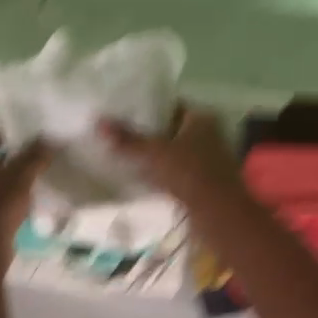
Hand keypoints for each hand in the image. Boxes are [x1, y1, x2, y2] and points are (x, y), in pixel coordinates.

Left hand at [0, 136, 47, 261]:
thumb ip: (35, 155)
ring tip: (34, 171)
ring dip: (9, 174)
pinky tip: (24, 194)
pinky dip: (5, 192)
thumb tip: (48, 139)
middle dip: (11, 155)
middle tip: (36, 152)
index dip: (10, 134)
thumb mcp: (21, 175)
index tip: (31, 136)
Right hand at [101, 105, 243, 208]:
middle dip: (150, 133)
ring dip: (157, 154)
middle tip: (122, 135)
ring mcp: (211, 157)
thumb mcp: (153, 153)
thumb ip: (127, 139)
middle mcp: (211, 133)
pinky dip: (165, 172)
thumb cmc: (188, 173)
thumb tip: (99, 122)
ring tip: (129, 156)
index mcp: (202, 117)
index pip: (171, 105)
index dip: (148, 108)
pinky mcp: (207, 180)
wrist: (218, 212)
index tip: (125, 114)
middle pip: (173, 128)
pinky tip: (145, 177)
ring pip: (177, 150)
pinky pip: (180, 170)